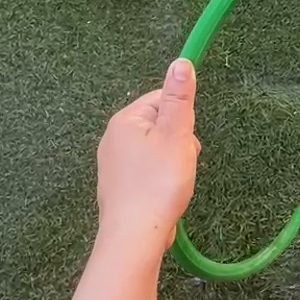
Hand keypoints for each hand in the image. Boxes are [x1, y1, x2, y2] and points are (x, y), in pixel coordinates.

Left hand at [96, 58, 199, 252]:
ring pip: (157, 149)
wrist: (135, 237)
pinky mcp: (120, 186)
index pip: (162, 99)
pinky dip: (162, 179)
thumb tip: (181, 62)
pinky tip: (166, 194)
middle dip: (180, 142)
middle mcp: (113, 138)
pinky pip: (149, 170)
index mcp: (125, 120)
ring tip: (176, 182)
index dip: (183, 118)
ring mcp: (114, 164)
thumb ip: (179, 97)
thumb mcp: (176, 134)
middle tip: (182, 163)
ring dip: (174, 162)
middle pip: (161, 124)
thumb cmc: (158, 183)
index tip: (185, 140)